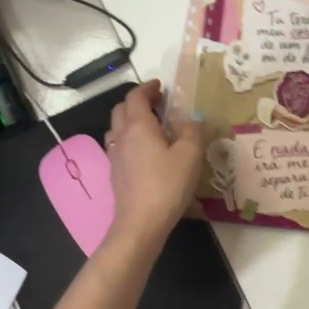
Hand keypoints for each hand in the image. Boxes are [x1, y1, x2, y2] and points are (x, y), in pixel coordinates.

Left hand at [105, 80, 204, 247]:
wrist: (140, 223)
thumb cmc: (167, 184)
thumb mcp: (190, 155)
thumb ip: (193, 131)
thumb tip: (194, 119)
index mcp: (138, 126)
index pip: (136, 96)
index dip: (147, 87)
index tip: (160, 86)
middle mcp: (122, 136)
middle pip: (121, 109)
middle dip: (137, 101)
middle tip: (157, 104)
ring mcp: (115, 156)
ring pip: (116, 128)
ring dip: (129, 120)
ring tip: (150, 126)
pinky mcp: (115, 174)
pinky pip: (118, 147)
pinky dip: (128, 140)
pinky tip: (143, 152)